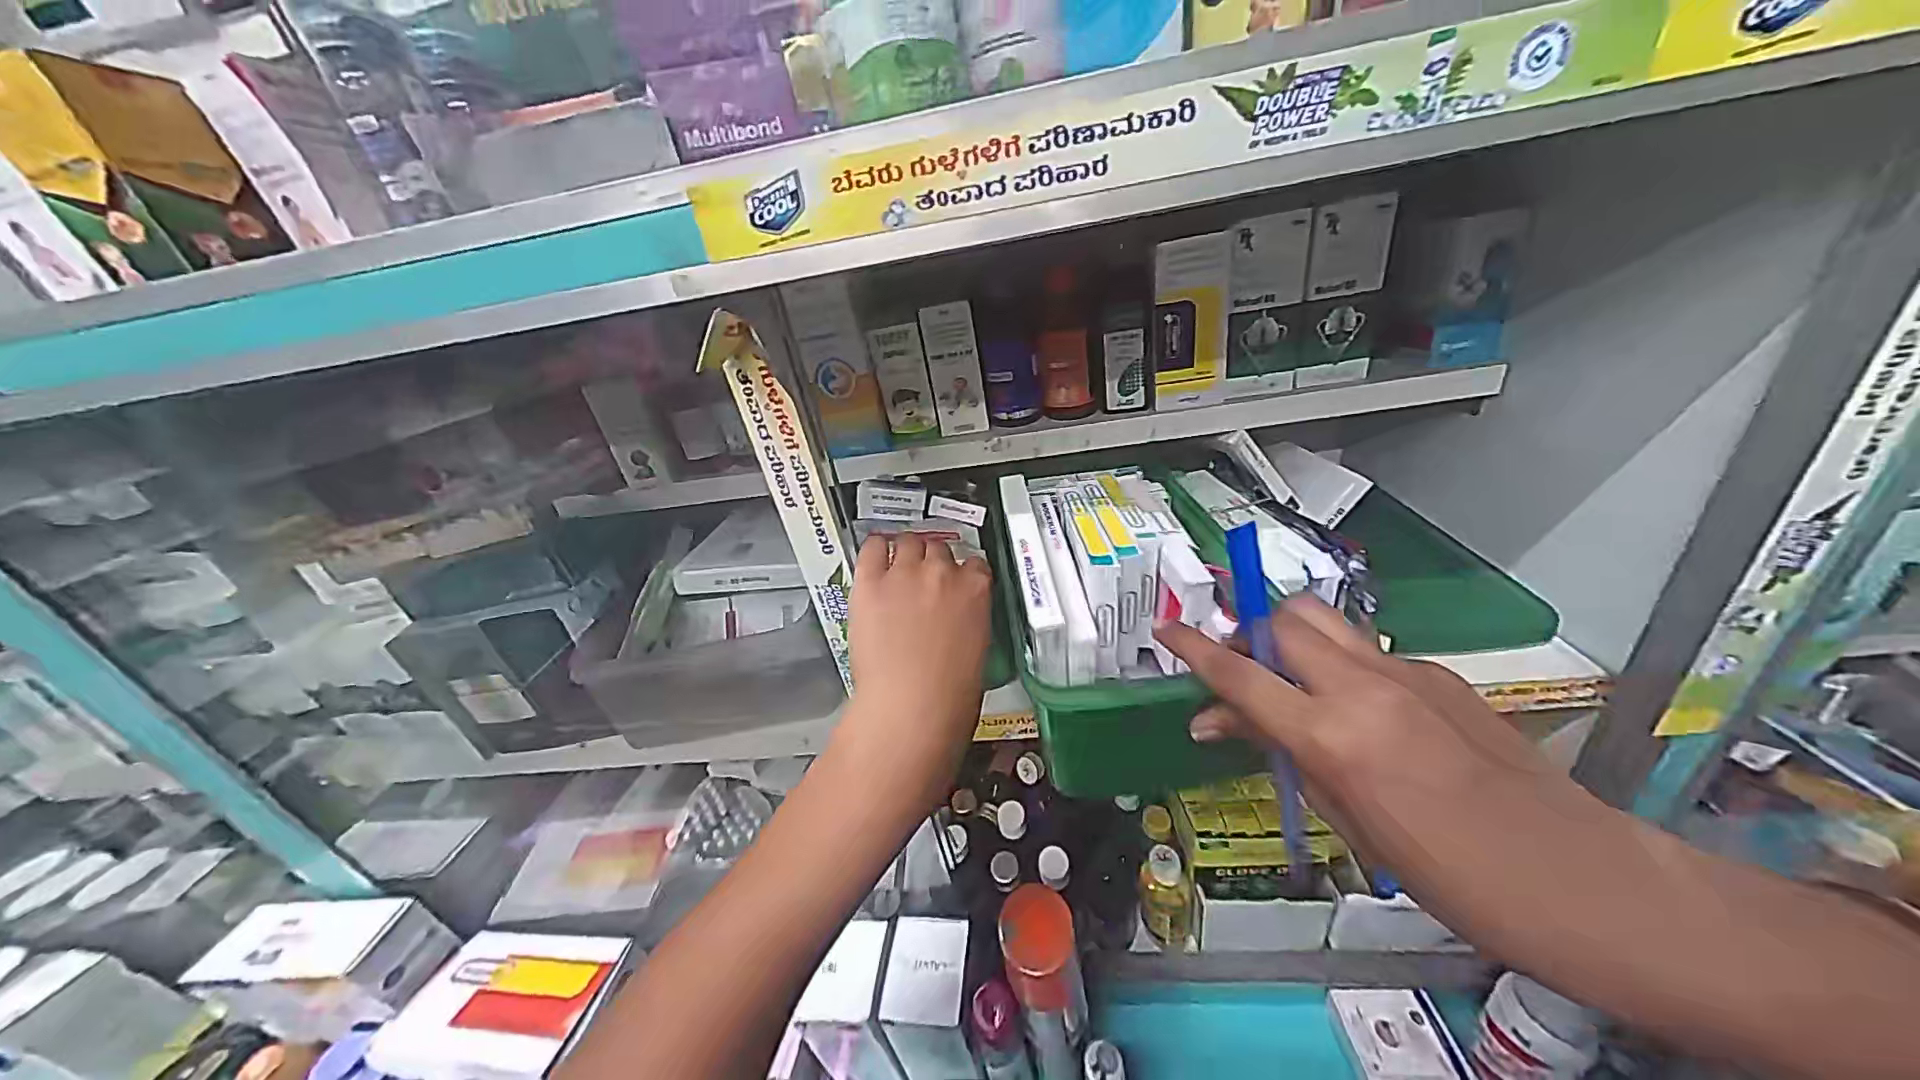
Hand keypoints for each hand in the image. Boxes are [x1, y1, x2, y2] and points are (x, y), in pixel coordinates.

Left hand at [841, 533, 992, 805]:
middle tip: (922, 581)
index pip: (974, 563)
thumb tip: (955, 620)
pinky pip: (872, 548)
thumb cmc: (949, 693)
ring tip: (897, 566)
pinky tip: (874, 555)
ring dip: (905, 553)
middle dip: (931, 562)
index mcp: (976, 590)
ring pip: (908, 542)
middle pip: (938, 548)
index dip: (960, 572)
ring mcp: (904, 573)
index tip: (953, 581)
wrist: (912, 706)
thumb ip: (969, 619)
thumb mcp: (977, 648)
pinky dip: (874, 549)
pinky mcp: (870, 582)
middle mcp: (942, 572)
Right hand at [1154, 595, 1587, 917]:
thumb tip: (1220, 724)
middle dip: (1249, 633)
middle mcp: (1366, 688)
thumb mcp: (1348, 822)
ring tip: (1289, 679)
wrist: (1586, 881)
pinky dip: (1342, 664)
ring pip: (1325, 622)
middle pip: (1283, 621)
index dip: (1194, 650)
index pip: (1241, 676)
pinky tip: (1357, 710)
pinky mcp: (1441, 676)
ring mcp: (1408, 674)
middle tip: (1238, 668)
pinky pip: (1369, 651)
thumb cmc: (1453, 878)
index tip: (1166, 632)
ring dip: (1292, 638)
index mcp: (1335, 736)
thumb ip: (1282, 755)